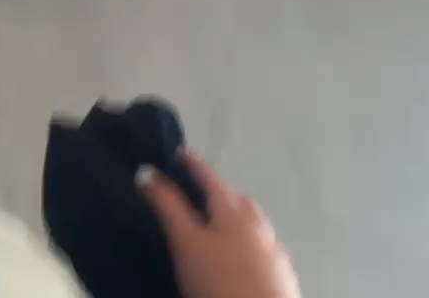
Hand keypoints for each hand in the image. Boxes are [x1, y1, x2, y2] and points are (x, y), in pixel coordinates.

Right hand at [141, 149, 300, 297]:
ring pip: (252, 223)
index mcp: (235, 214)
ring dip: (232, 214)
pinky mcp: (282, 278)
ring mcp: (275, 255)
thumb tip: (147, 172)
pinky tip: (232, 251)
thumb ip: (166, 203)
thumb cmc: (219, 278)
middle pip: (238, 199)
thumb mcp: (183, 239)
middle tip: (191, 188)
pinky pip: (260, 245)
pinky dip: (243, 237)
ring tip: (209, 220)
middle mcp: (260, 229)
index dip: (192, 162)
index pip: (210, 178)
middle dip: (216, 189)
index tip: (176, 149)